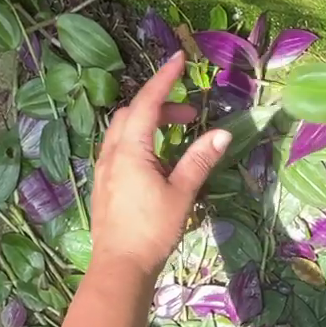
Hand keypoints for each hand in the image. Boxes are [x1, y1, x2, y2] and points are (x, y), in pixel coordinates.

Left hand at [88, 53, 228, 278]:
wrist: (120, 268)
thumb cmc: (152, 230)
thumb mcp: (181, 193)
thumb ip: (199, 160)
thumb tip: (222, 133)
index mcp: (130, 149)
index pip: (148, 102)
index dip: (164, 78)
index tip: (179, 59)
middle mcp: (111, 153)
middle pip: (132, 114)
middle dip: (160, 106)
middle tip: (189, 116)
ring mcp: (103, 170)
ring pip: (122, 133)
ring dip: (147, 125)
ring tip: (174, 140)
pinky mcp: (103, 186)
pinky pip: (119, 151)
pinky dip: (138, 144)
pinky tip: (155, 165)